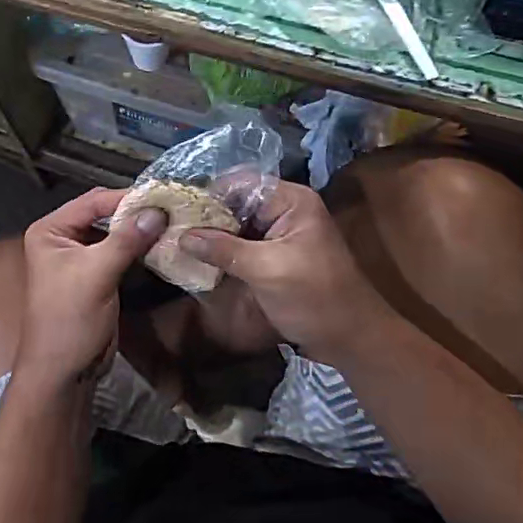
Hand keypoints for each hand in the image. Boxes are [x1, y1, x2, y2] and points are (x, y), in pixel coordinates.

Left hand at [16, 188, 166, 388]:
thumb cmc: (69, 320)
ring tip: (171, 221)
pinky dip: (138, 246)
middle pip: (103, 213)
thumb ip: (126, 240)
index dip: (126, 197)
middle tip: (170, 207)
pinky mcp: (96, 274)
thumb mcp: (96, 274)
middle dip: (134, 211)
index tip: (162, 196)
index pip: (92, 202)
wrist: (64, 371)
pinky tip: (161, 242)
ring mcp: (79, 256)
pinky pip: (120, 251)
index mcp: (50, 230)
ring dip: (139, 228)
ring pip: (114, 232)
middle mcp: (61, 237)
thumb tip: (158, 211)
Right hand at [179, 182, 392, 363]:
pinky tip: (197, 258)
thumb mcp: (266, 270)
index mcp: (292, 201)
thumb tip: (181, 236)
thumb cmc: (315, 298)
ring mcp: (281, 234)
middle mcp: (286, 210)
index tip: (177, 209)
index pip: (242, 183)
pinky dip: (223, 251)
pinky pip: (243, 245)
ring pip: (237, 225)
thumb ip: (224, 250)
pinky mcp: (275, 256)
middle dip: (206, 215)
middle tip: (170, 226)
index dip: (210, 193)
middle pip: (237, 203)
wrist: (351, 340)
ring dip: (212, 235)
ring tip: (176, 240)